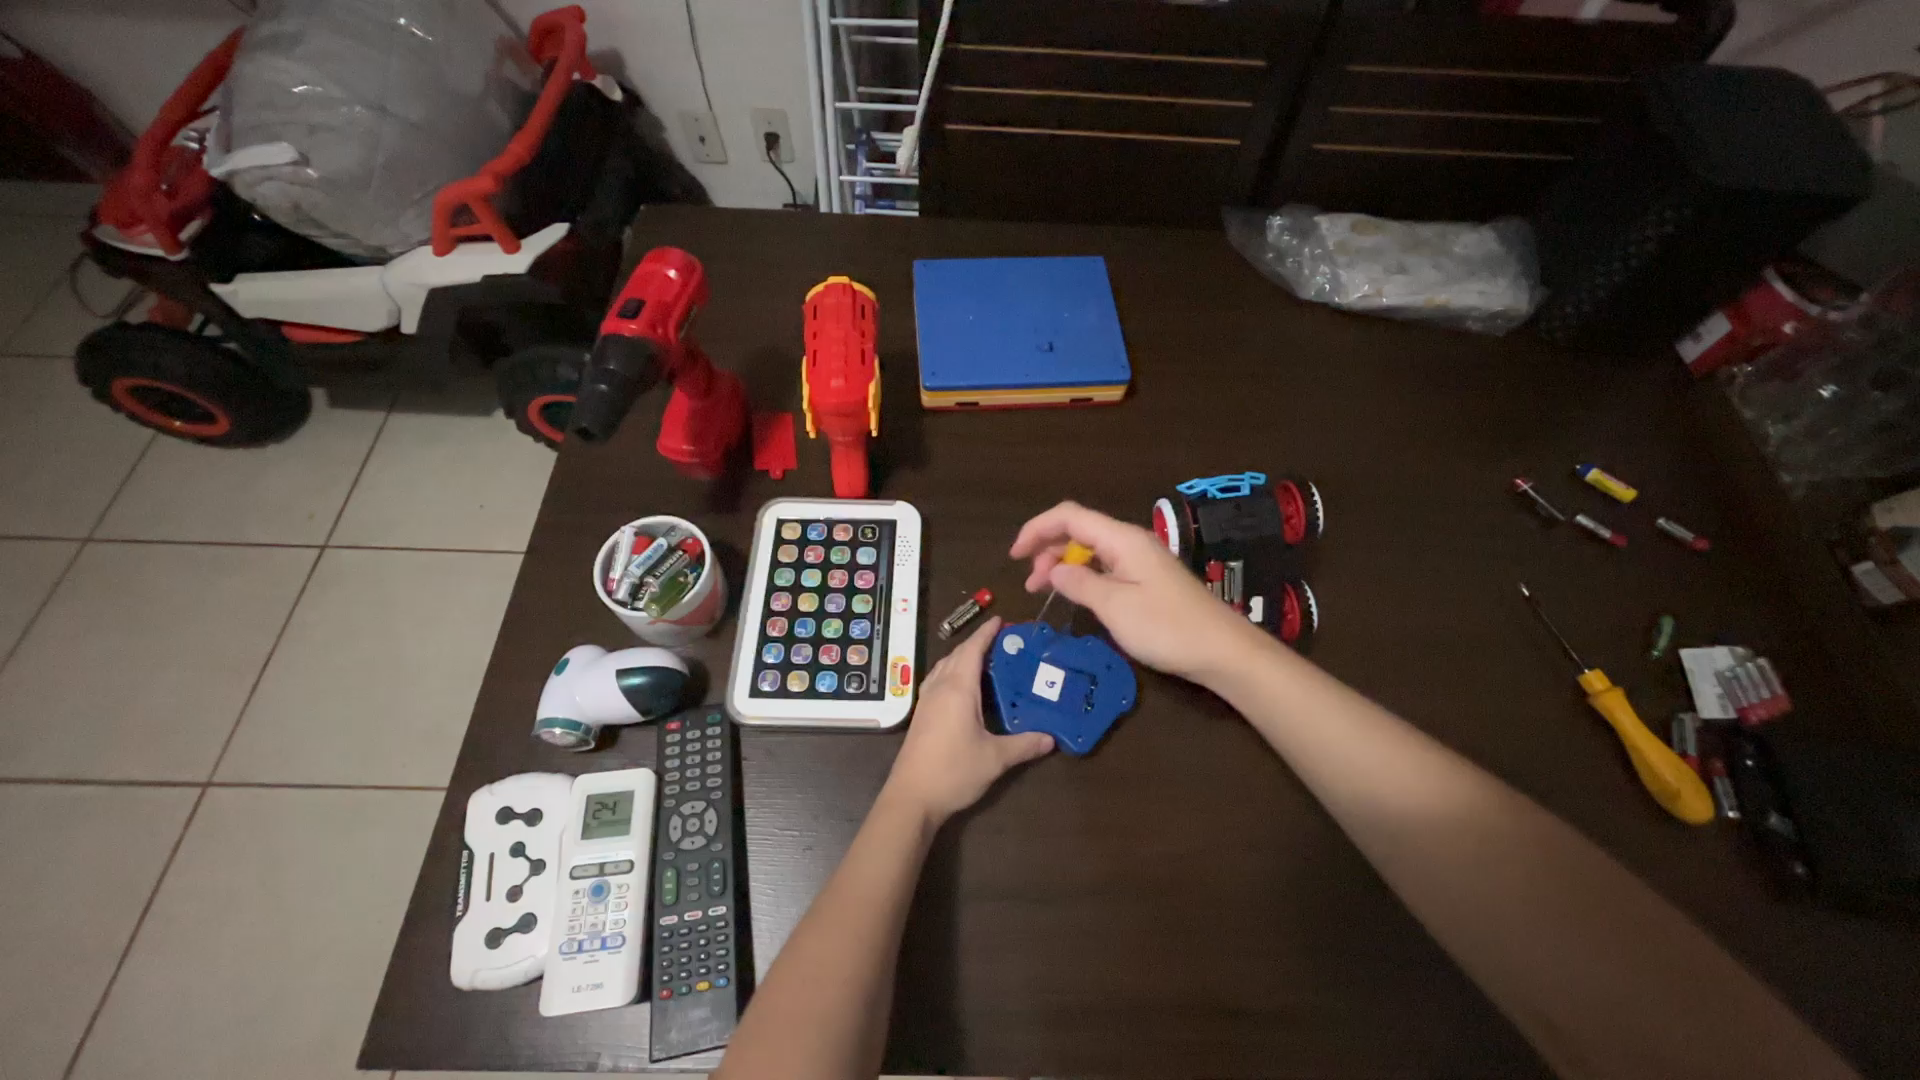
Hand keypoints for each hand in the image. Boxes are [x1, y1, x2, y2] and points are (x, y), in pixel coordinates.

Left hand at [881, 617, 1053, 823]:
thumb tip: (1052, 737)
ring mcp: (926, 701)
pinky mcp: (921, 716)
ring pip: (944, 668)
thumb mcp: (995, 758)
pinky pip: (938, 681)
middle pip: (957, 655)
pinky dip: (952, 673)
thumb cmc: (954, 771)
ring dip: (962, 658)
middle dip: (977, 644)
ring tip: (985, 660)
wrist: (911, 797)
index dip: (986, 633)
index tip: (1001, 620)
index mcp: (958, 689)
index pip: (972, 650)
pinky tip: (963, 688)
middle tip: (1002, 642)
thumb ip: (1024, 744)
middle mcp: (939, 688)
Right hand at [1010, 501, 1268, 684]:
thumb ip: (1080, 583)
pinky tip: (1076, 595)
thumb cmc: (1167, 627)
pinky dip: (1083, 575)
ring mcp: (1141, 561)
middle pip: (1079, 530)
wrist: (1221, 650)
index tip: (1014, 556)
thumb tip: (1053, 569)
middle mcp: (1130, 542)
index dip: (1036, 529)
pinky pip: (1105, 566)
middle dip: (1046, 549)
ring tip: (1044, 590)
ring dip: (1062, 564)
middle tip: (1030, 584)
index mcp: (1122, 539)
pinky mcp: (1148, 580)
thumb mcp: (1114, 607)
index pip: (1069, 516)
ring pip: (1091, 549)